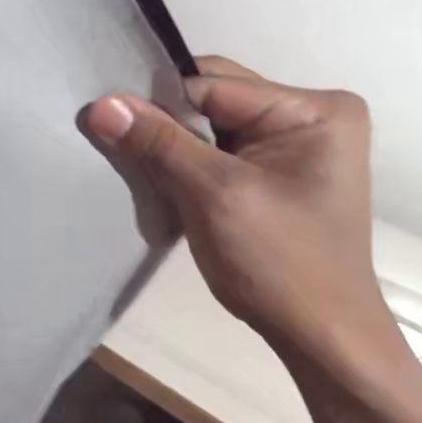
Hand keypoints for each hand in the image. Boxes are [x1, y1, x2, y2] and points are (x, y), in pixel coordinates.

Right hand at [85, 57, 399, 363]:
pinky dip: (192, 164)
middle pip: (215, 100)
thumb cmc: (278, 264)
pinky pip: (224, 151)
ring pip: (214, 126)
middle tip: (120, 144)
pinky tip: (171, 183)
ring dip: (177, 147)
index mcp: (314, 108)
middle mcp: (311, 114)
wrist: (321, 337)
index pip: (214, 85)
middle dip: (169, 125)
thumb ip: (158, 142)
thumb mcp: (213, 195)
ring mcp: (298, 144)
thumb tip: (100, 104)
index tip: (110, 120)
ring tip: (144, 168)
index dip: (159, 101)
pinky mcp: (281, 171)